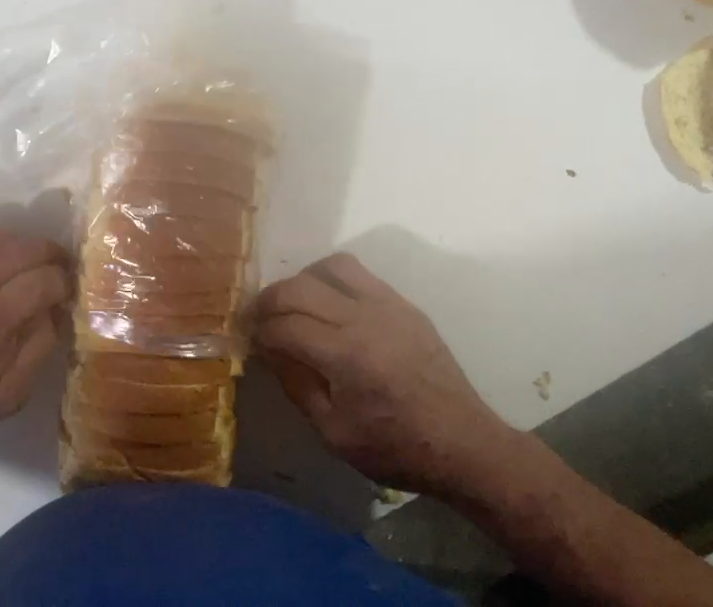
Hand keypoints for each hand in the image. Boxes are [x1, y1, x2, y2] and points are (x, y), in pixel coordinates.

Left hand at [0, 222, 72, 441]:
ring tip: (17, 262)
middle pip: (24, 248)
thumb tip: (58, 307)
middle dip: (50, 254)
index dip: (64, 281)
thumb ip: (42, 344)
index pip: (45, 280)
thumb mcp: (12, 391)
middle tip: (58, 264)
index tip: (68, 288)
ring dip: (12, 245)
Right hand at [255, 253, 515, 495]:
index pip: (284, 326)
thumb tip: (267, 349)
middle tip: (259, 318)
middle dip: (269, 300)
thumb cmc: (395, 447)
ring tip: (295, 304)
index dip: (259, 331)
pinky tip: (329, 307)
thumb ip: (295, 385)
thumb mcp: (333, 433)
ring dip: (303, 280)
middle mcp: (365, 319)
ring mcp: (388, 306)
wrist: (464, 445)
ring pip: (332, 266)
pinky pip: (361, 275)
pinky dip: (334, 282)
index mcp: (346, 356)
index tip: (249, 340)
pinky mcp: (405, 306)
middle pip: (299, 287)